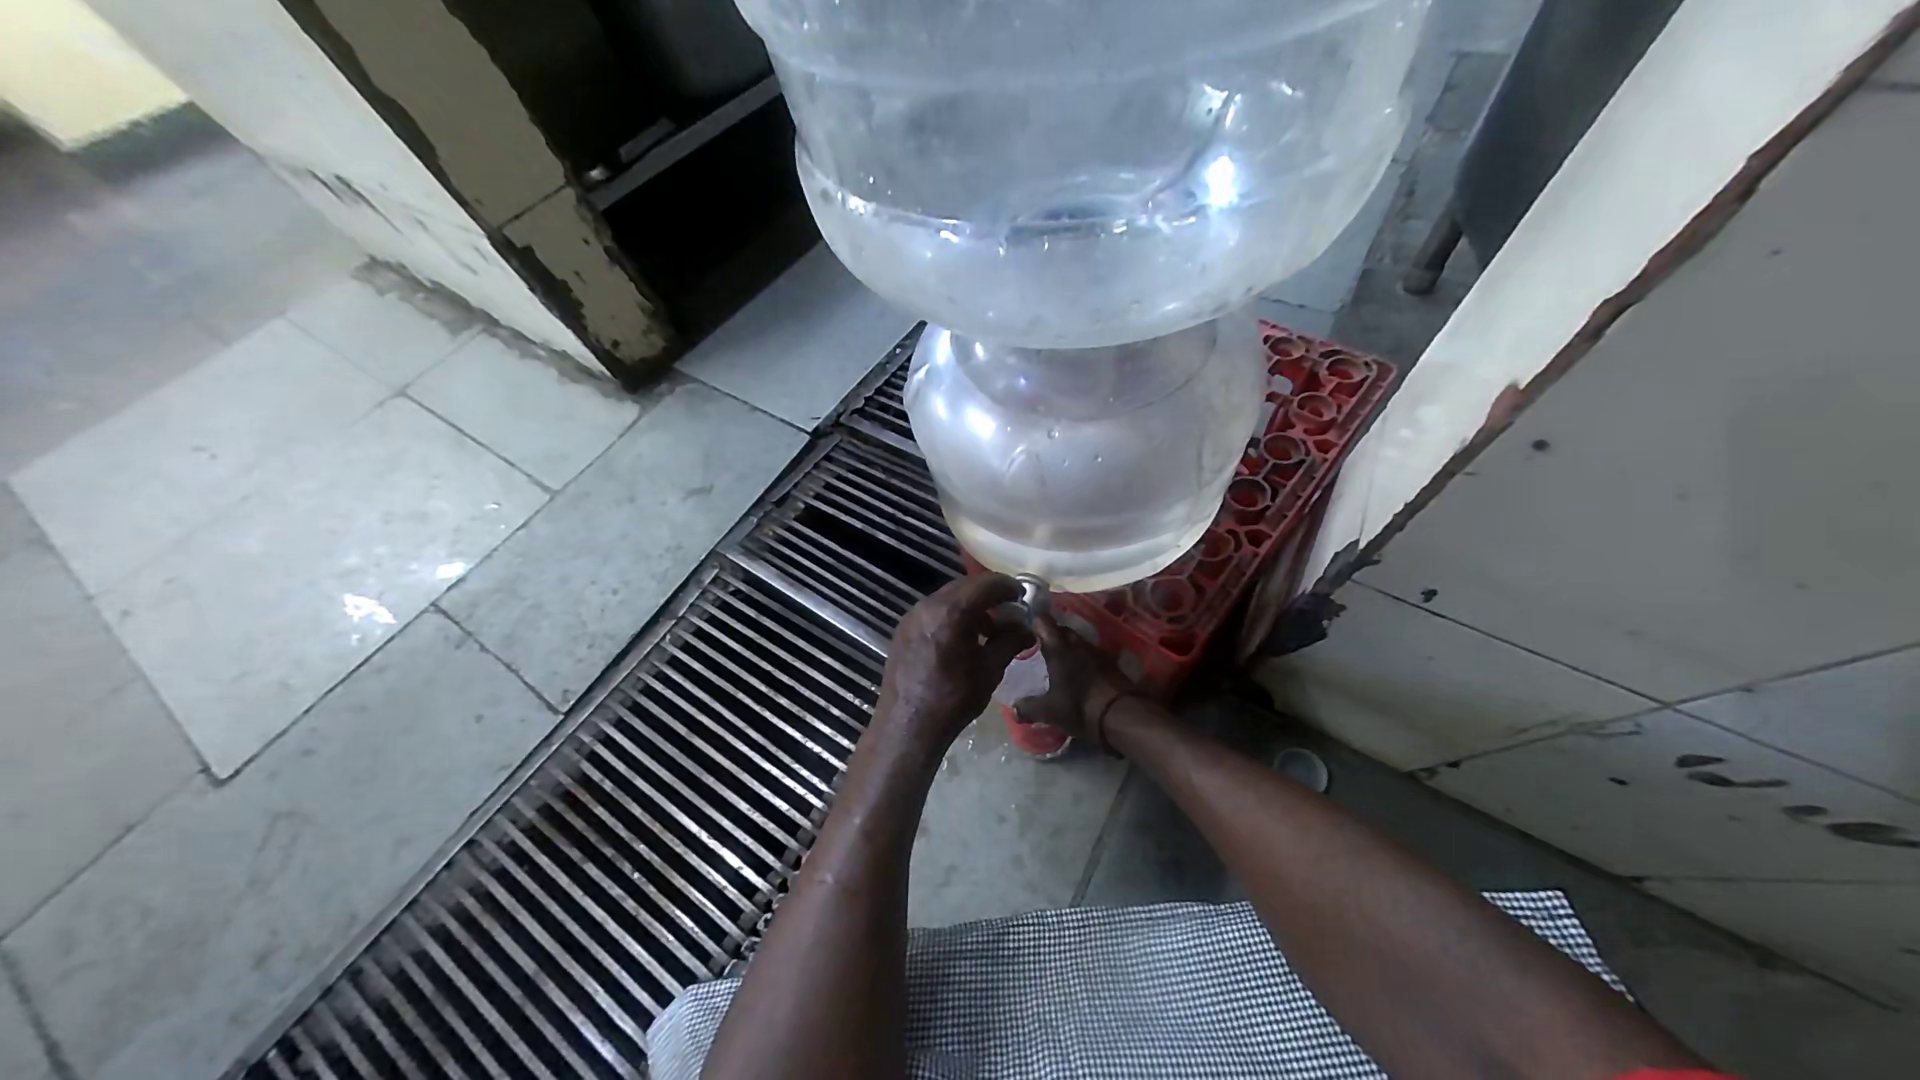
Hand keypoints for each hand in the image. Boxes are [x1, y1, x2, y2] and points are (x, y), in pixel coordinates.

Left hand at [874, 574, 1033, 754]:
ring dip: (970, 606)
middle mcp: (928, 605)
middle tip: (1009, 611)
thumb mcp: (990, 669)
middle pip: (965, 587)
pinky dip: (952, 616)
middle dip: (989, 595)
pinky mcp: (903, 629)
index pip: (986, 583)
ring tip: (987, 630)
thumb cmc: (953, 698)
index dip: (1008, 586)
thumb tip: (1027, 628)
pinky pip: (933, 612)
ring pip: (948, 598)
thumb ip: (1010, 641)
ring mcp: (912, 616)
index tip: (1023, 597)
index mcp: (951, 611)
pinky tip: (962, 639)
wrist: (908, 725)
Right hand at [1012, 615, 1134, 745]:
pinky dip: (1084, 660)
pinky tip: (1080, 673)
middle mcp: (1078, 644)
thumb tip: (1014, 710)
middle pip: (1063, 630)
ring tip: (1060, 659)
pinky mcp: (1112, 664)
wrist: (1122, 714)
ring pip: (1079, 642)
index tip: (1026, 625)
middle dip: (1053, 634)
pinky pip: (1092, 656)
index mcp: (1058, 649)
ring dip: (1070, 648)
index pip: (1043, 623)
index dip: (1035, 621)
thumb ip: (1029, 708)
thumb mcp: (1049, 711)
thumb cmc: (1079, 706)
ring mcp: (1098, 653)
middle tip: (1042, 645)